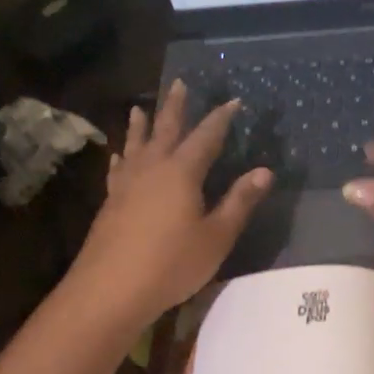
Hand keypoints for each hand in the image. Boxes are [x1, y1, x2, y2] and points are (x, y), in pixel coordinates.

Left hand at [61, 81, 272, 329]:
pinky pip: (119, 169)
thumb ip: (239, 202)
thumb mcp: (216, 236)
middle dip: (175, 107)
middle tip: (179, 83)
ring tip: (138, 108)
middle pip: (166, 130)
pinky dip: (122, 157)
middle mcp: (152, 169)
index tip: (233, 101)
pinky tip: (119, 157)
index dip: (221, 118)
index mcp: (182, 173)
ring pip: (136, 145)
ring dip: (141, 125)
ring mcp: (127, 185)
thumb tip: (264, 171)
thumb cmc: (171, 264)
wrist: (110, 290)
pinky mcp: (111, 203)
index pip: (206, 136)